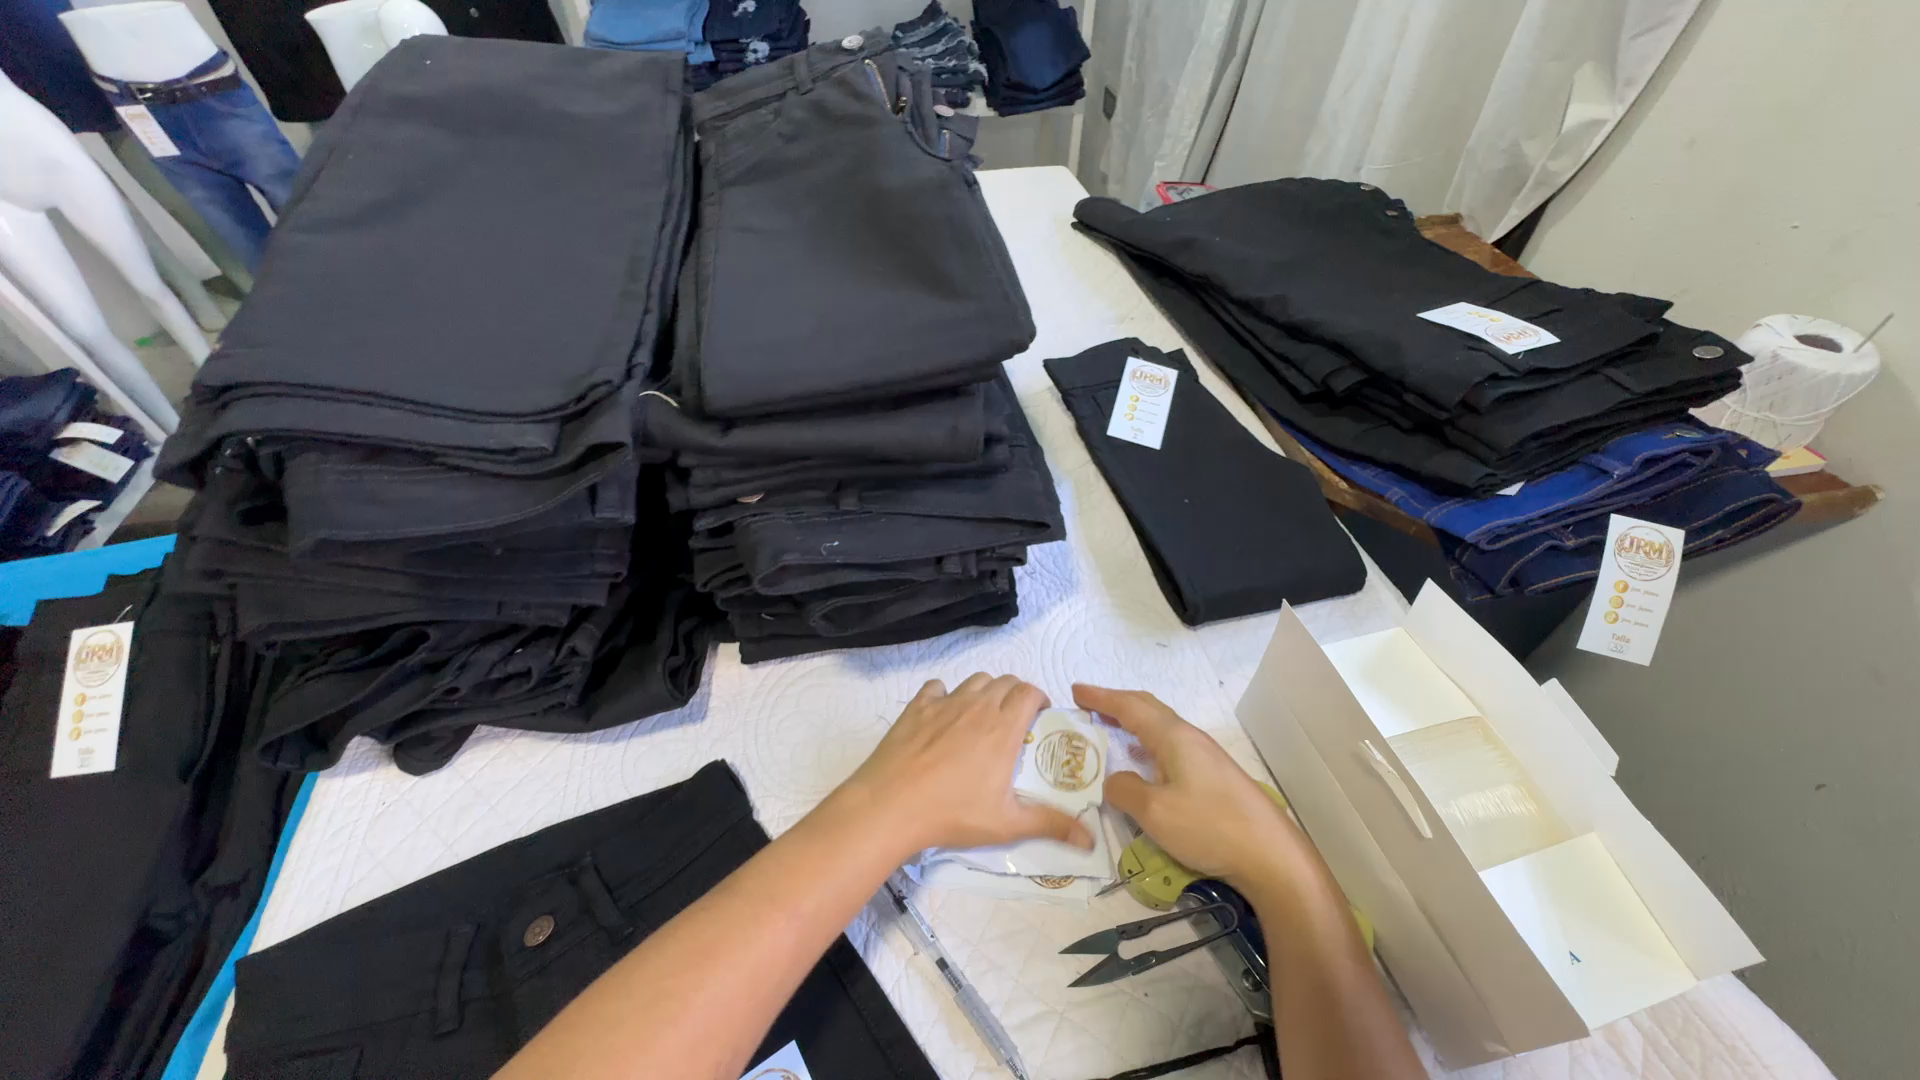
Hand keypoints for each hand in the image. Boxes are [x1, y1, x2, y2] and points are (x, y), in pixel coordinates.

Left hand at [838, 674, 1094, 857]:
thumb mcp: (1006, 824)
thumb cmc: (952, 813)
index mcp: (1003, 727)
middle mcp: (977, 706)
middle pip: (1005, 681)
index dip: (1039, 698)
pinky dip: (945, 694)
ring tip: (983, 715)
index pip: (1029, 692)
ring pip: (974, 680)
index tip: (1039, 716)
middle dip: (1016, 693)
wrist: (891, 805)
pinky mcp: (917, 707)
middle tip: (1015, 720)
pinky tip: (943, 714)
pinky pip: (937, 686)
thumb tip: (1090, 840)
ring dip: (985, 690)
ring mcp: (945, 703)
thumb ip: (1050, 825)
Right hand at [1076, 684, 1298, 889]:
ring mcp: (1205, 757)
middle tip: (1089, 705)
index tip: (1075, 691)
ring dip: (1133, 723)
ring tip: (1110, 729)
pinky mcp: (1213, 777)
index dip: (1101, 697)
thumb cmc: (1209, 826)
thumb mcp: (1154, 812)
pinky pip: (1170, 747)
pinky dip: (1147, 743)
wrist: (1270, 856)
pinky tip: (1143, 762)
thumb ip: (1124, 790)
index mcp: (1174, 737)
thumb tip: (1115, 780)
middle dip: (1117, 703)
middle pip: (1148, 709)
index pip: (1130, 706)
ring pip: (1161, 728)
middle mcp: (1190, 738)